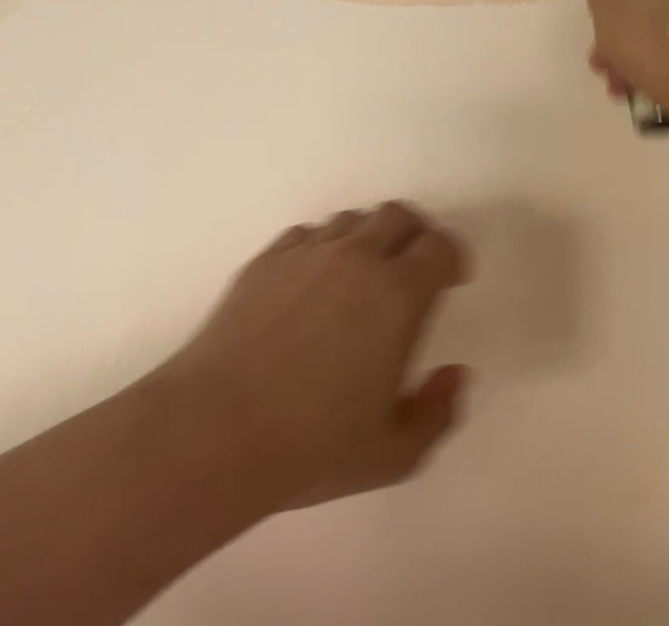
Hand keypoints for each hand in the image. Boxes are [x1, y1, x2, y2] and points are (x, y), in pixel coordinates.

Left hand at [154, 202, 470, 509]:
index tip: (452, 279)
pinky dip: (322, 249)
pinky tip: (312, 286)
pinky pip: (305, 235)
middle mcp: (354, 259)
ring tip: (361, 278)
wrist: (214, 429)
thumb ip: (439, 411)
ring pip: (349, 220)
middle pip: (396, 215)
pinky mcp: (263, 262)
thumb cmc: (314, 445)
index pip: (439, 246)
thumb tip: (453, 374)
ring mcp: (303, 255)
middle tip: (414, 269)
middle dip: (415, 235)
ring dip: (367, 239)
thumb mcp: (396, 453)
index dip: (452, 258)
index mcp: (398, 295)